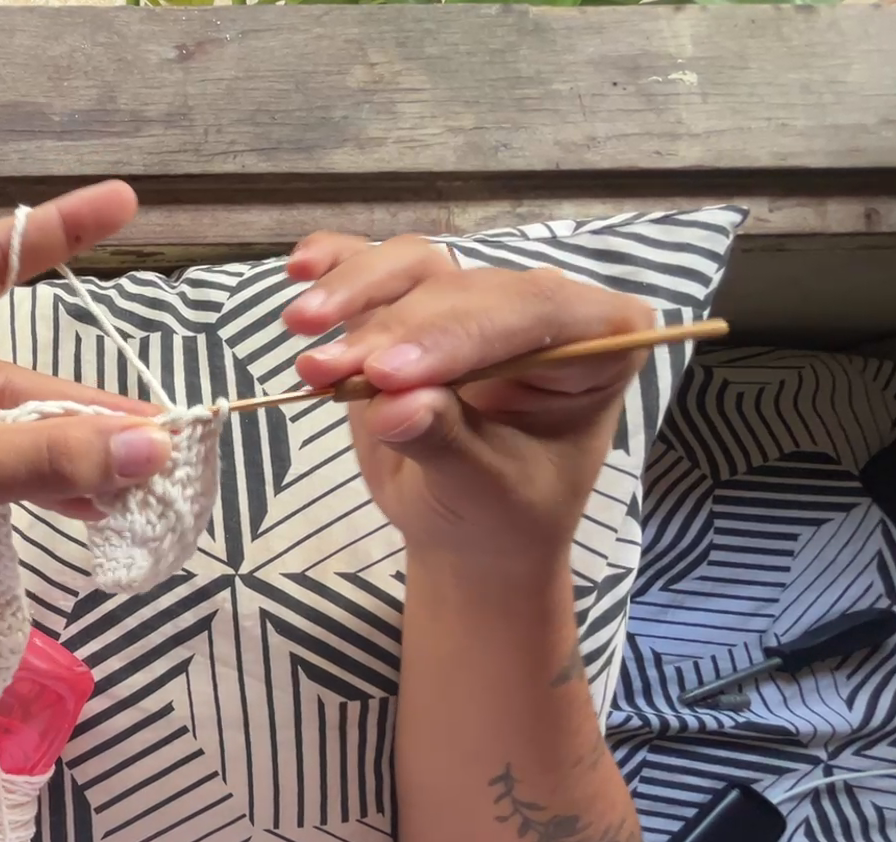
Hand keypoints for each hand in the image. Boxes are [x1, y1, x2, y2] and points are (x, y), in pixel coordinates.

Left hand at [0, 181, 173, 634]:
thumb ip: (45, 457)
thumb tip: (152, 445)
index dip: (54, 234)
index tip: (124, 203)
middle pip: (23, 380)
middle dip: (88, 416)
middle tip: (163, 439)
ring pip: (27, 430)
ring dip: (81, 458)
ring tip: (146, 481)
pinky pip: (17, 468)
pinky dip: (57, 486)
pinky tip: (102, 506)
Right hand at [283, 233, 653, 569]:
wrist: (467, 525)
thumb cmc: (498, 512)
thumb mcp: (482, 489)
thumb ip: (445, 441)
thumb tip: (391, 408)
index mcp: (595, 344)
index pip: (533, 315)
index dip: (455, 337)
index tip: (385, 377)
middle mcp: (534, 310)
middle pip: (458, 291)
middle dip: (386, 331)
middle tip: (321, 371)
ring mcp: (467, 306)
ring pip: (414, 267)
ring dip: (352, 290)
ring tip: (299, 325)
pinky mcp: (408, 314)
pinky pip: (377, 271)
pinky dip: (336, 262)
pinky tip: (300, 265)